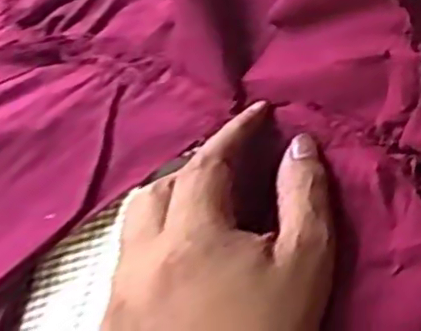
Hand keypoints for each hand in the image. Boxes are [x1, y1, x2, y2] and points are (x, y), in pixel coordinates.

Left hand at [103, 103, 334, 330]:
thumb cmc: (271, 324)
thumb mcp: (308, 254)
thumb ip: (305, 191)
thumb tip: (299, 145)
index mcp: (190, 240)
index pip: (205, 164)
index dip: (234, 131)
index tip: (262, 110)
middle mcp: (140, 264)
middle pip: (155, 190)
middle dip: (198, 160)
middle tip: (240, 151)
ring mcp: (118, 299)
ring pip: (133, 225)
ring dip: (173, 195)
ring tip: (215, 191)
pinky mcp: (112, 326)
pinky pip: (129, 256)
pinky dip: (161, 229)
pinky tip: (192, 241)